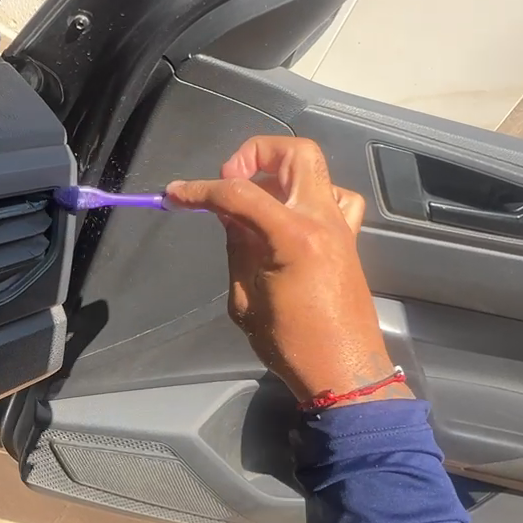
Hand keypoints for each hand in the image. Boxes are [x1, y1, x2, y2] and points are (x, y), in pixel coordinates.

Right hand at [166, 136, 410, 403]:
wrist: (343, 370)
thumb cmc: (289, 344)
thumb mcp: (246, 298)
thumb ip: (237, 247)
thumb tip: (228, 215)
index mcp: (292, 236)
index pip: (239, 193)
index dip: (200, 190)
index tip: (174, 194)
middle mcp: (322, 219)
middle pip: (295, 152)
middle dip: (254, 154)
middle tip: (229, 182)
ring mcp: (340, 225)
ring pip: (314, 170)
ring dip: (279, 174)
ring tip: (254, 202)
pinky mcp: (347, 238)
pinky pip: (332, 197)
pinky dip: (305, 196)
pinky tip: (288, 218)